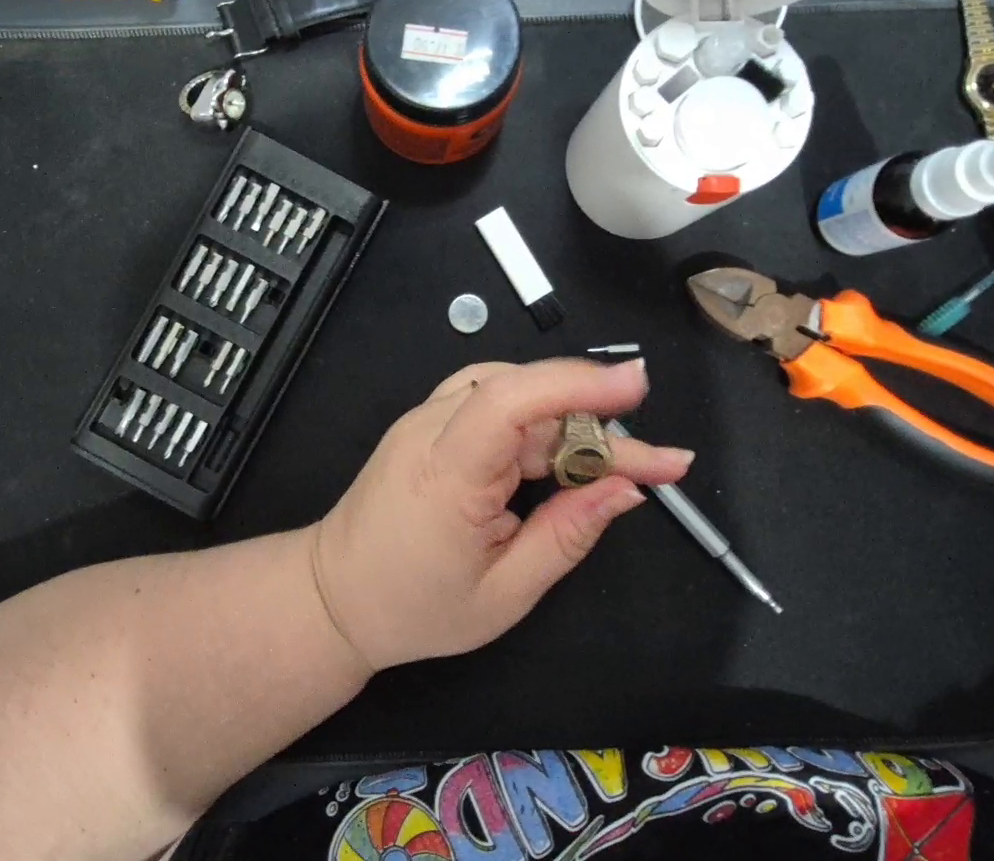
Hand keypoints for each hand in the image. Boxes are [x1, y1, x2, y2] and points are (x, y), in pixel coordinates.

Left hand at [310, 358, 693, 669]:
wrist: (335, 597)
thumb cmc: (415, 608)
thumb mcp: (505, 594)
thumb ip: (568, 535)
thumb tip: (627, 488)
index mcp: (446, 475)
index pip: (510, 402)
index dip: (577, 385)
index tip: (637, 386)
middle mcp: (430, 431)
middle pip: (525, 398)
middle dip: (598, 421)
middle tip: (658, 464)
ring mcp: (423, 420)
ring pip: (511, 392)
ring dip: (569, 418)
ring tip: (612, 461)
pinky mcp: (426, 424)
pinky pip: (490, 403)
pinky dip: (536, 420)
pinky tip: (562, 451)